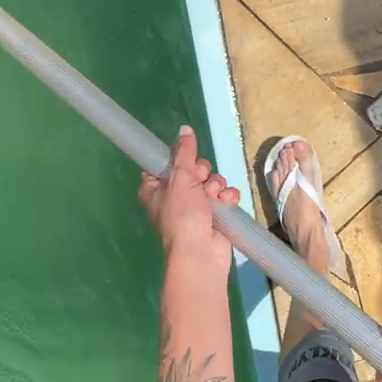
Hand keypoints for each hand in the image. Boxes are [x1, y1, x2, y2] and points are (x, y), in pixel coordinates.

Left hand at [139, 126, 240, 271]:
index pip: (165, 164)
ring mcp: (194, 208)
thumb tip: (184, 129)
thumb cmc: (182, 215)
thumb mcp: (180, 178)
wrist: (201, 253)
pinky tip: (227, 202)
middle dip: (203, 174)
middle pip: (192, 170)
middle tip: (201, 182)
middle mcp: (172, 197)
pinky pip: (223, 197)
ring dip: (217, 186)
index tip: (186, 162)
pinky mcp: (213, 217)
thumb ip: (184, 153)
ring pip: (210, 182)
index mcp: (154, 189)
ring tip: (215, 197)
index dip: (179, 160)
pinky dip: (227, 198)